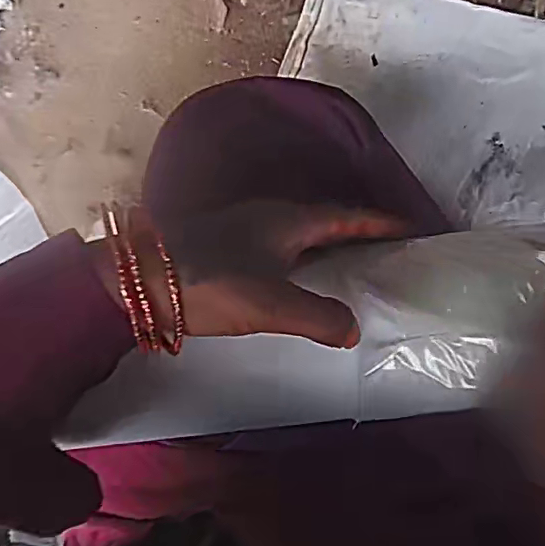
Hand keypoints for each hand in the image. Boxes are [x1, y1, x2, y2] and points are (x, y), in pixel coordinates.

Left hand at [94, 200, 408, 348]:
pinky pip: (275, 247)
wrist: (136, 279)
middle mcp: (266, 217)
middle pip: (323, 220)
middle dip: (354, 233)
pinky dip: (296, 260)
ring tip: (344, 267)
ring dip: (323, 246)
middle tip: (382, 250)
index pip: (345, 217)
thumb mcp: (270, 304)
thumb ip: (317, 317)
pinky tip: (290, 280)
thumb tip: (353, 328)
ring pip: (295, 233)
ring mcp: (241, 228)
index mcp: (286, 221)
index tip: (408, 226)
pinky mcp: (222, 245)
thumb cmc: (208, 283)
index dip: (378, 222)